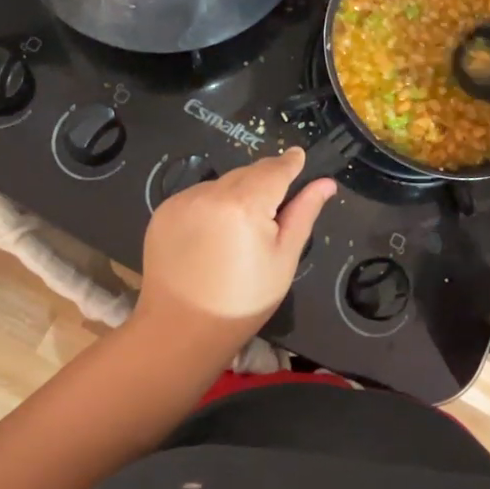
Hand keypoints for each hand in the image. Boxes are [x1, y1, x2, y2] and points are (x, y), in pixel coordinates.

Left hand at [133, 148, 334, 344]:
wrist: (180, 331)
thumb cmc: (243, 301)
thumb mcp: (283, 259)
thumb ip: (303, 213)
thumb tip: (326, 183)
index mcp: (246, 204)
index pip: (275, 169)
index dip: (290, 163)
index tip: (298, 158)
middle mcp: (212, 193)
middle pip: (248, 173)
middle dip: (263, 184)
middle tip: (272, 214)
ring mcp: (183, 200)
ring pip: (223, 183)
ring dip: (237, 194)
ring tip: (239, 233)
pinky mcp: (164, 211)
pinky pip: (198, 196)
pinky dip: (211, 205)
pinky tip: (212, 236)